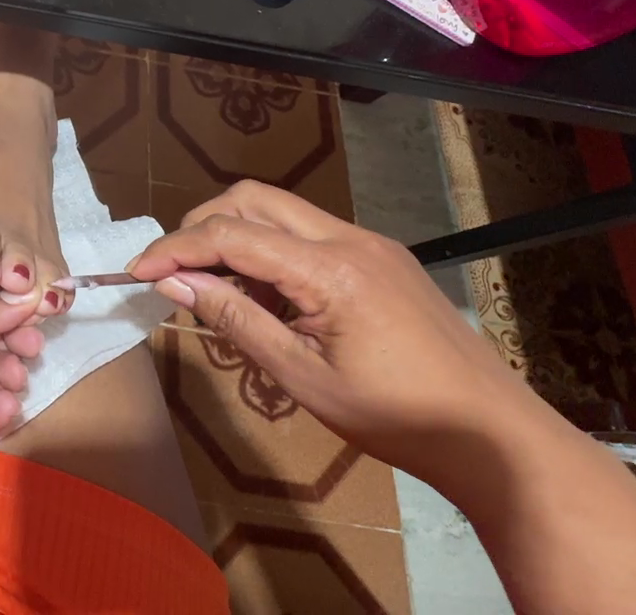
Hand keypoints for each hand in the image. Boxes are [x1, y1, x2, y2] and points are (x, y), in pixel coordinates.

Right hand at [127, 181, 561, 488]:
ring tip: (218, 286)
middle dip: (202, 225)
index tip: (137, 272)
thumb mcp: (302, 377)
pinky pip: (307, 232)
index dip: (175, 248)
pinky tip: (267, 294)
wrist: (497, 437)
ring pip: (279, 209)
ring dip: (235, 233)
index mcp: (331, 270)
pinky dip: (269, 248)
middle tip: (176, 270)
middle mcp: (349, 238)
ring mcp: (369, 243)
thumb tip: (173, 282)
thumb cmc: (396, 417)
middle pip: (252, 199)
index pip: (231, 235)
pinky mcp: (381, 256)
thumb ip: (234, 318)